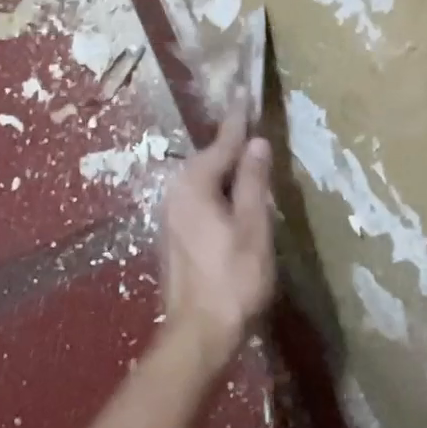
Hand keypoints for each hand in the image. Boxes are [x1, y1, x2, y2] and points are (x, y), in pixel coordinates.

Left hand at [159, 100, 276, 376]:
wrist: (198, 332)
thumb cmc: (233, 279)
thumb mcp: (253, 227)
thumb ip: (253, 182)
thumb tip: (255, 142)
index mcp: (194, 185)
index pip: (222, 143)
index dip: (238, 121)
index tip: (244, 94)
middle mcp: (175, 193)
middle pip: (209, 160)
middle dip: (231, 144)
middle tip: (252, 124)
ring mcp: (170, 215)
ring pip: (202, 181)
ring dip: (225, 169)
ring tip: (248, 157)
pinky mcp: (174, 234)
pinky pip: (198, 198)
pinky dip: (218, 191)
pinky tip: (234, 197)